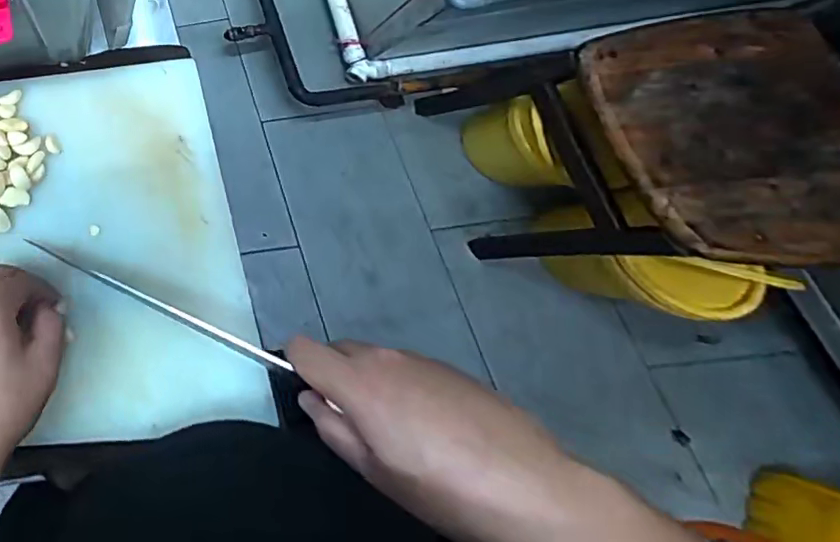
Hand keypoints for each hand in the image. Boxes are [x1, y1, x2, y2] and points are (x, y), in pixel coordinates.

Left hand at [0, 265, 65, 472]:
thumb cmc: (6, 403)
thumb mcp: (44, 366)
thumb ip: (52, 326)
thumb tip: (50, 307)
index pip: (21, 279)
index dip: (44, 288)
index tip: (58, 307)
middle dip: (24, 283)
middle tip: (43, 308)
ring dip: (5, 290)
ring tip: (24, 318)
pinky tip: (2, 329)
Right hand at [286, 338, 695, 541]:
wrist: (541, 493)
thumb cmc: (446, 491)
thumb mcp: (378, 474)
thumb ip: (333, 430)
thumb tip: (313, 402)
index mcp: (356, 382)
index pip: (301, 347)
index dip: (298, 368)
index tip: (315, 398)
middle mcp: (382, 358)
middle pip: (338, 349)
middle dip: (337, 376)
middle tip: (362, 423)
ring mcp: (420, 360)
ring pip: (377, 359)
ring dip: (375, 382)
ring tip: (409, 431)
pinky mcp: (453, 369)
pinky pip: (412, 368)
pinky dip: (410, 387)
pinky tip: (443, 430)